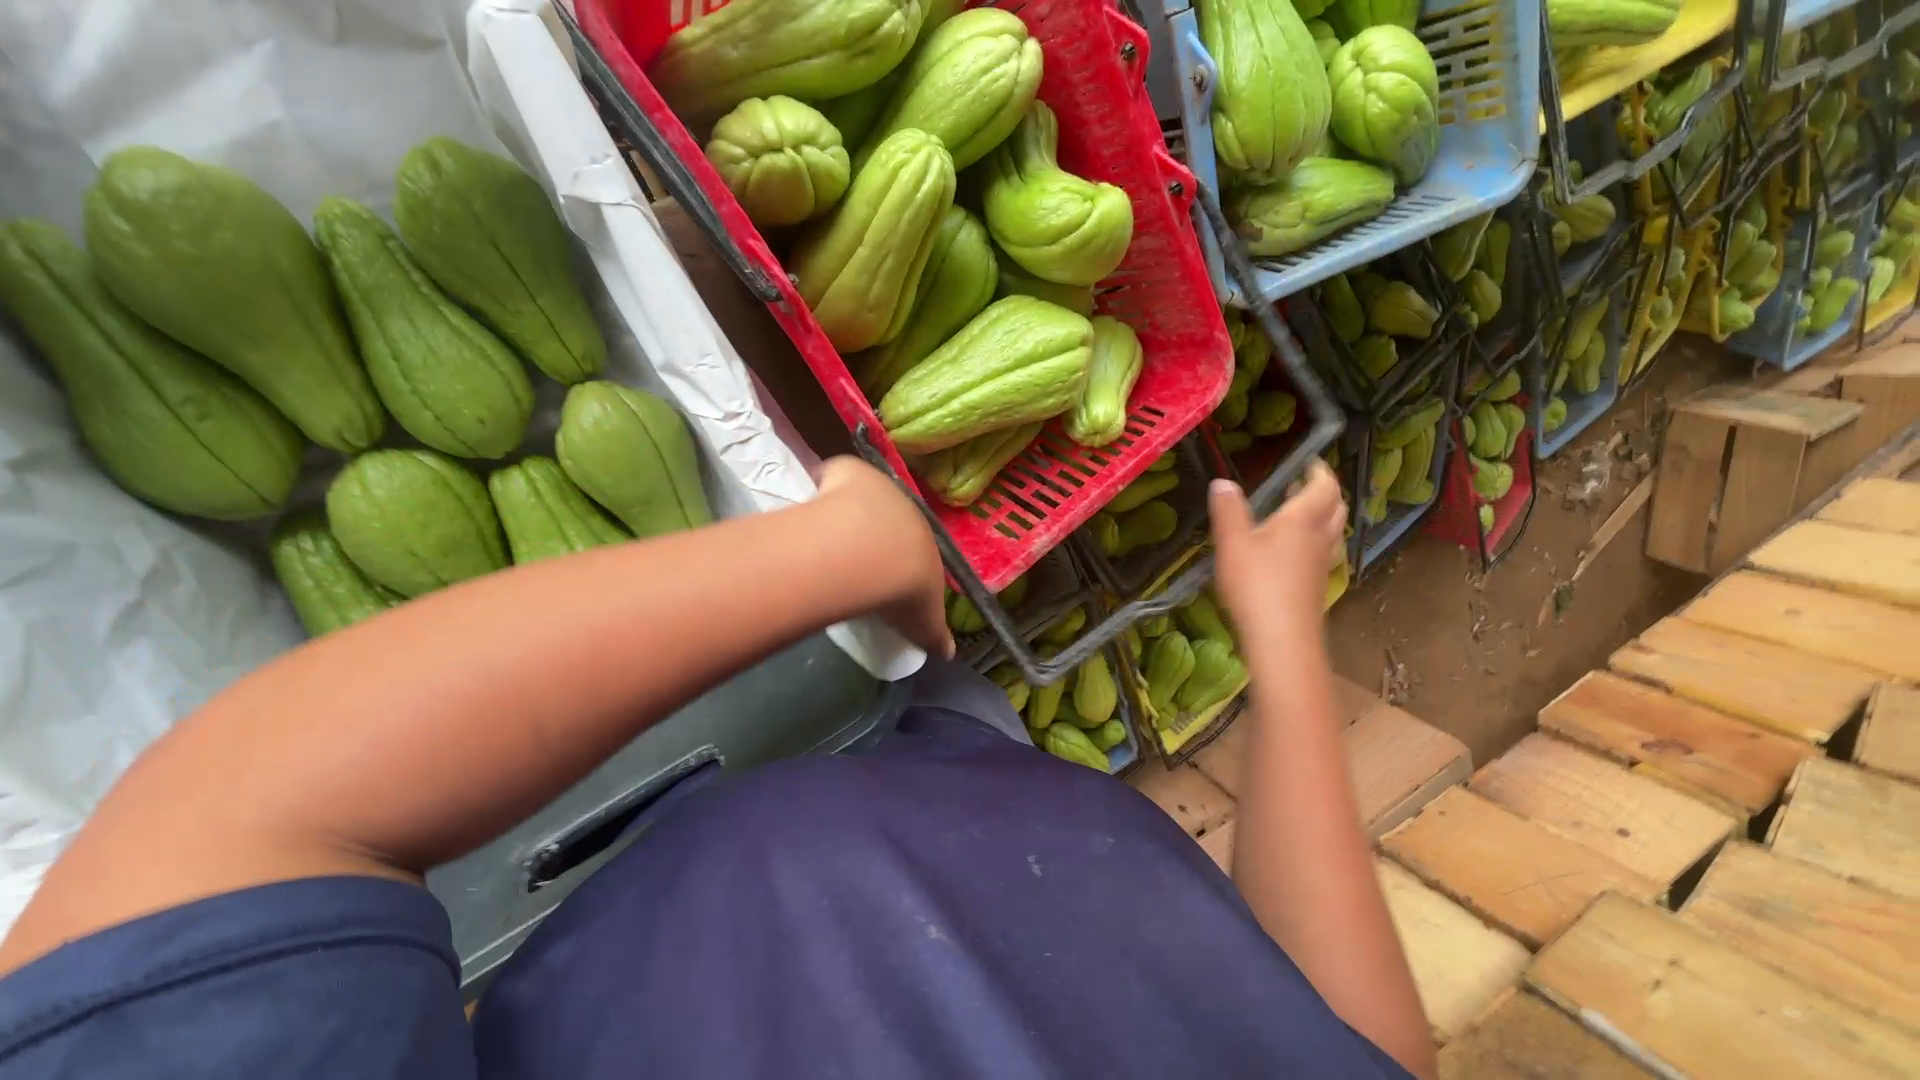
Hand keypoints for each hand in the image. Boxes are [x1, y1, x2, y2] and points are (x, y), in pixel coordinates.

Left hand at [813, 456, 954, 657]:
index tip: (887, 573)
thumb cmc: (906, 587)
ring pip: (861, 496)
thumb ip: (934, 633)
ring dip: (848, 511)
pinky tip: (809, 509)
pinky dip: (822, 486)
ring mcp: (874, 486)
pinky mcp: (842, 472)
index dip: (902, 558)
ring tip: (827, 536)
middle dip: (876, 532)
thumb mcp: (927, 619)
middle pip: (890, 518)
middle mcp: (907, 508)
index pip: (917, 546)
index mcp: (927, 540)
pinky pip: (831, 476)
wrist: (873, 553)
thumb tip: (947, 653)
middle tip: (853, 557)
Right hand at [1208, 461, 1345, 642]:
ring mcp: (1322, 563)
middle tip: (1303, 483)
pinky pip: (1324, 552)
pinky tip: (1293, 551)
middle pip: (1335, 506)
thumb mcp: (1232, 543)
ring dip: (1322, 516)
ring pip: (1332, 530)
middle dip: (1324, 491)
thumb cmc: (1257, 585)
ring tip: (1298, 512)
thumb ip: (1228, 510)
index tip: (1309, 460)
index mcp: (1303, 518)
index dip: (1320, 470)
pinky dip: (1315, 540)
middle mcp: (1320, 537)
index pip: (1324, 485)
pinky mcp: (1316, 585)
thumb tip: (1223, 482)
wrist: (1282, 639)